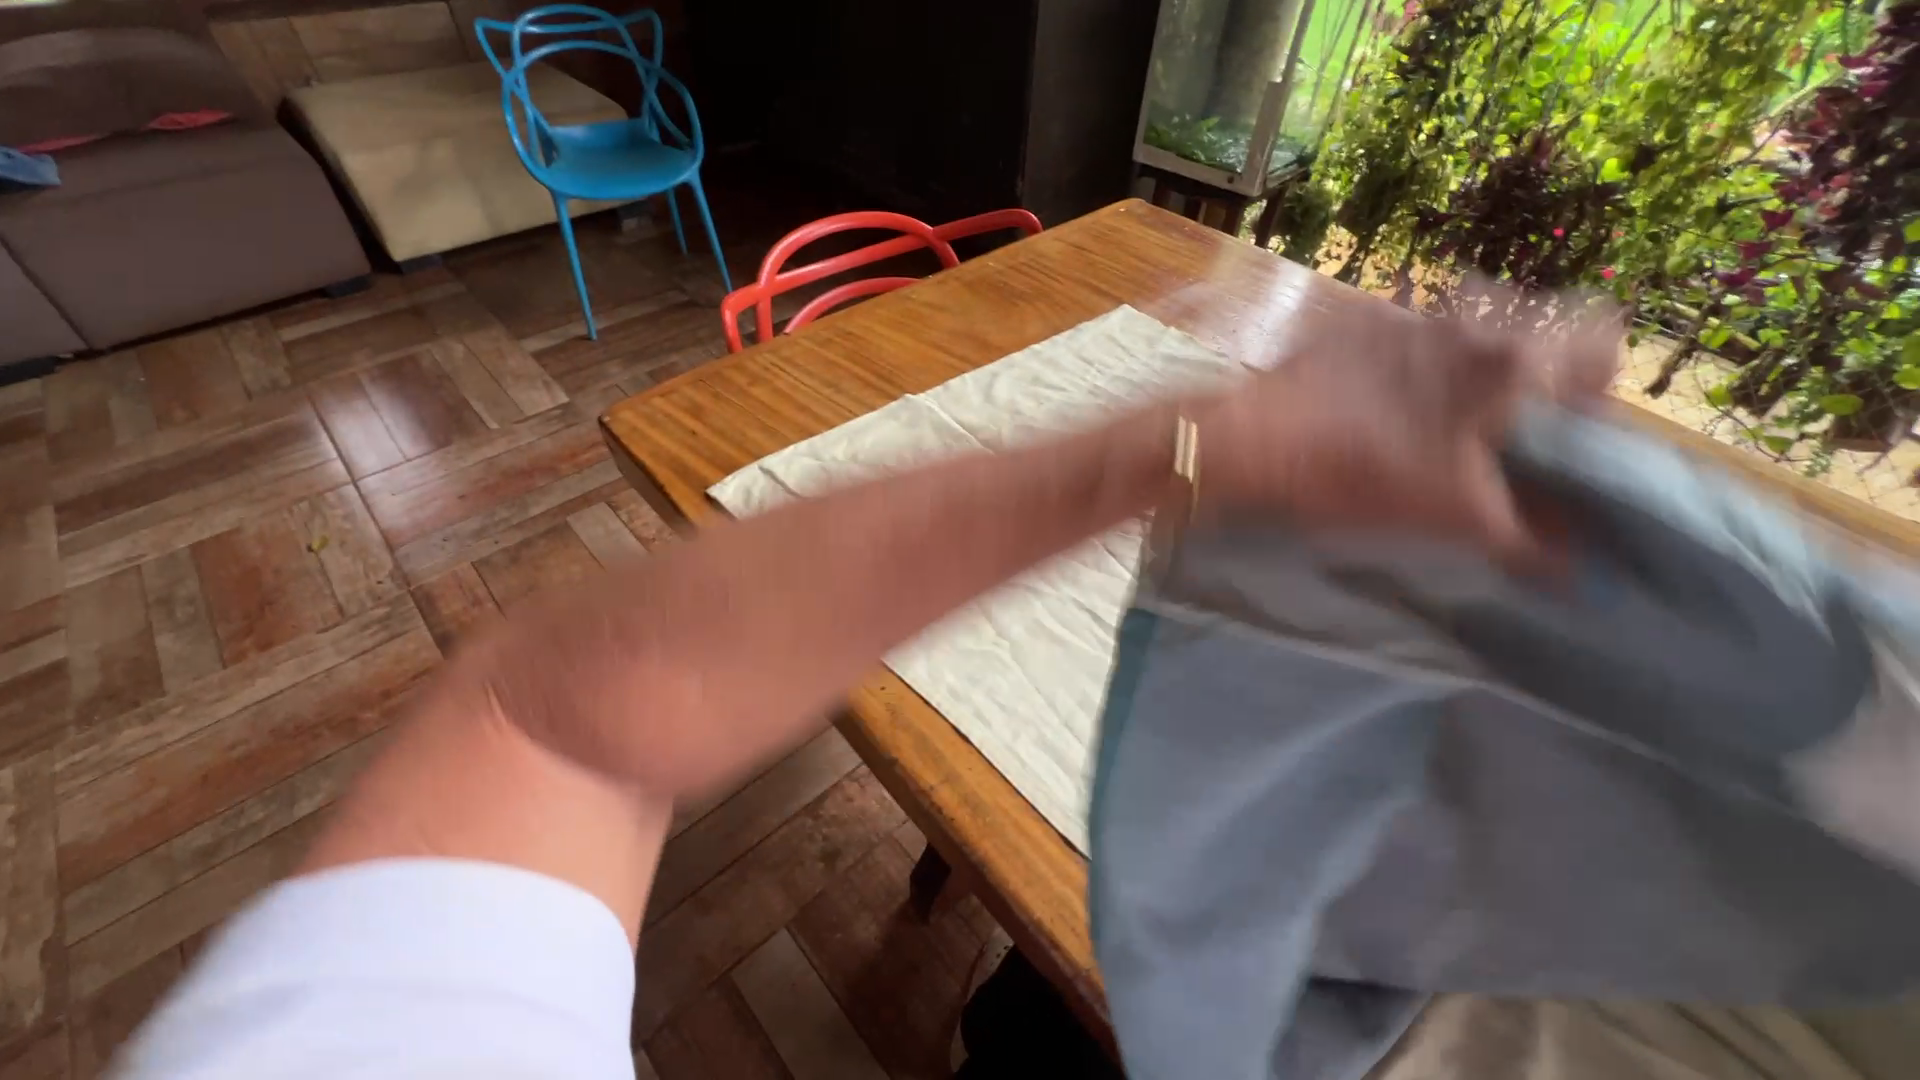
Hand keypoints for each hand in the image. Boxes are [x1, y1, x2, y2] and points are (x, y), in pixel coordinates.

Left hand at [1196, 300, 1618, 559]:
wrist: (1247, 442)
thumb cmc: (1358, 473)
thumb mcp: (1452, 517)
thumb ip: (1528, 539)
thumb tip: (1576, 566)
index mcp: (1510, 355)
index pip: (1600, 341)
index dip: (1596, 391)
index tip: (1568, 436)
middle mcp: (1464, 317)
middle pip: (1533, 337)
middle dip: (1532, 387)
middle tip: (1505, 441)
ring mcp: (1401, 314)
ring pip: (1469, 336)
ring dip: (1471, 378)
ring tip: (1443, 431)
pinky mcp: (1350, 326)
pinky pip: (1409, 340)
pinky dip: (1415, 371)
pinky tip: (1385, 411)